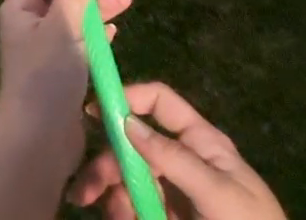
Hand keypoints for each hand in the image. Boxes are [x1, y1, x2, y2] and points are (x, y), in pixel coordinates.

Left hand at [0, 0, 133, 178]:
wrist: (39, 138)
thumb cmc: (46, 74)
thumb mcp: (62, 25)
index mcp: (20, 8)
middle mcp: (29, 25)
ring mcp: (44, 50)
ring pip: (73, 19)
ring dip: (97, 10)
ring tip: (127, 2)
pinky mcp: (60, 73)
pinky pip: (79, 44)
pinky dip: (96, 35)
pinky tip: (113, 33)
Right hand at [67, 82, 286, 219]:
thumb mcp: (220, 195)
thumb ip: (173, 158)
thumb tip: (126, 122)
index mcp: (200, 143)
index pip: (158, 103)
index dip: (127, 99)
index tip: (94, 114)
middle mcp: (181, 161)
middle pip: (132, 146)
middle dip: (106, 165)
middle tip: (85, 193)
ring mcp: (173, 193)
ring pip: (127, 180)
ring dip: (110, 195)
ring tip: (110, 217)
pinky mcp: (165, 216)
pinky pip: (133, 206)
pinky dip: (121, 211)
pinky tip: (119, 219)